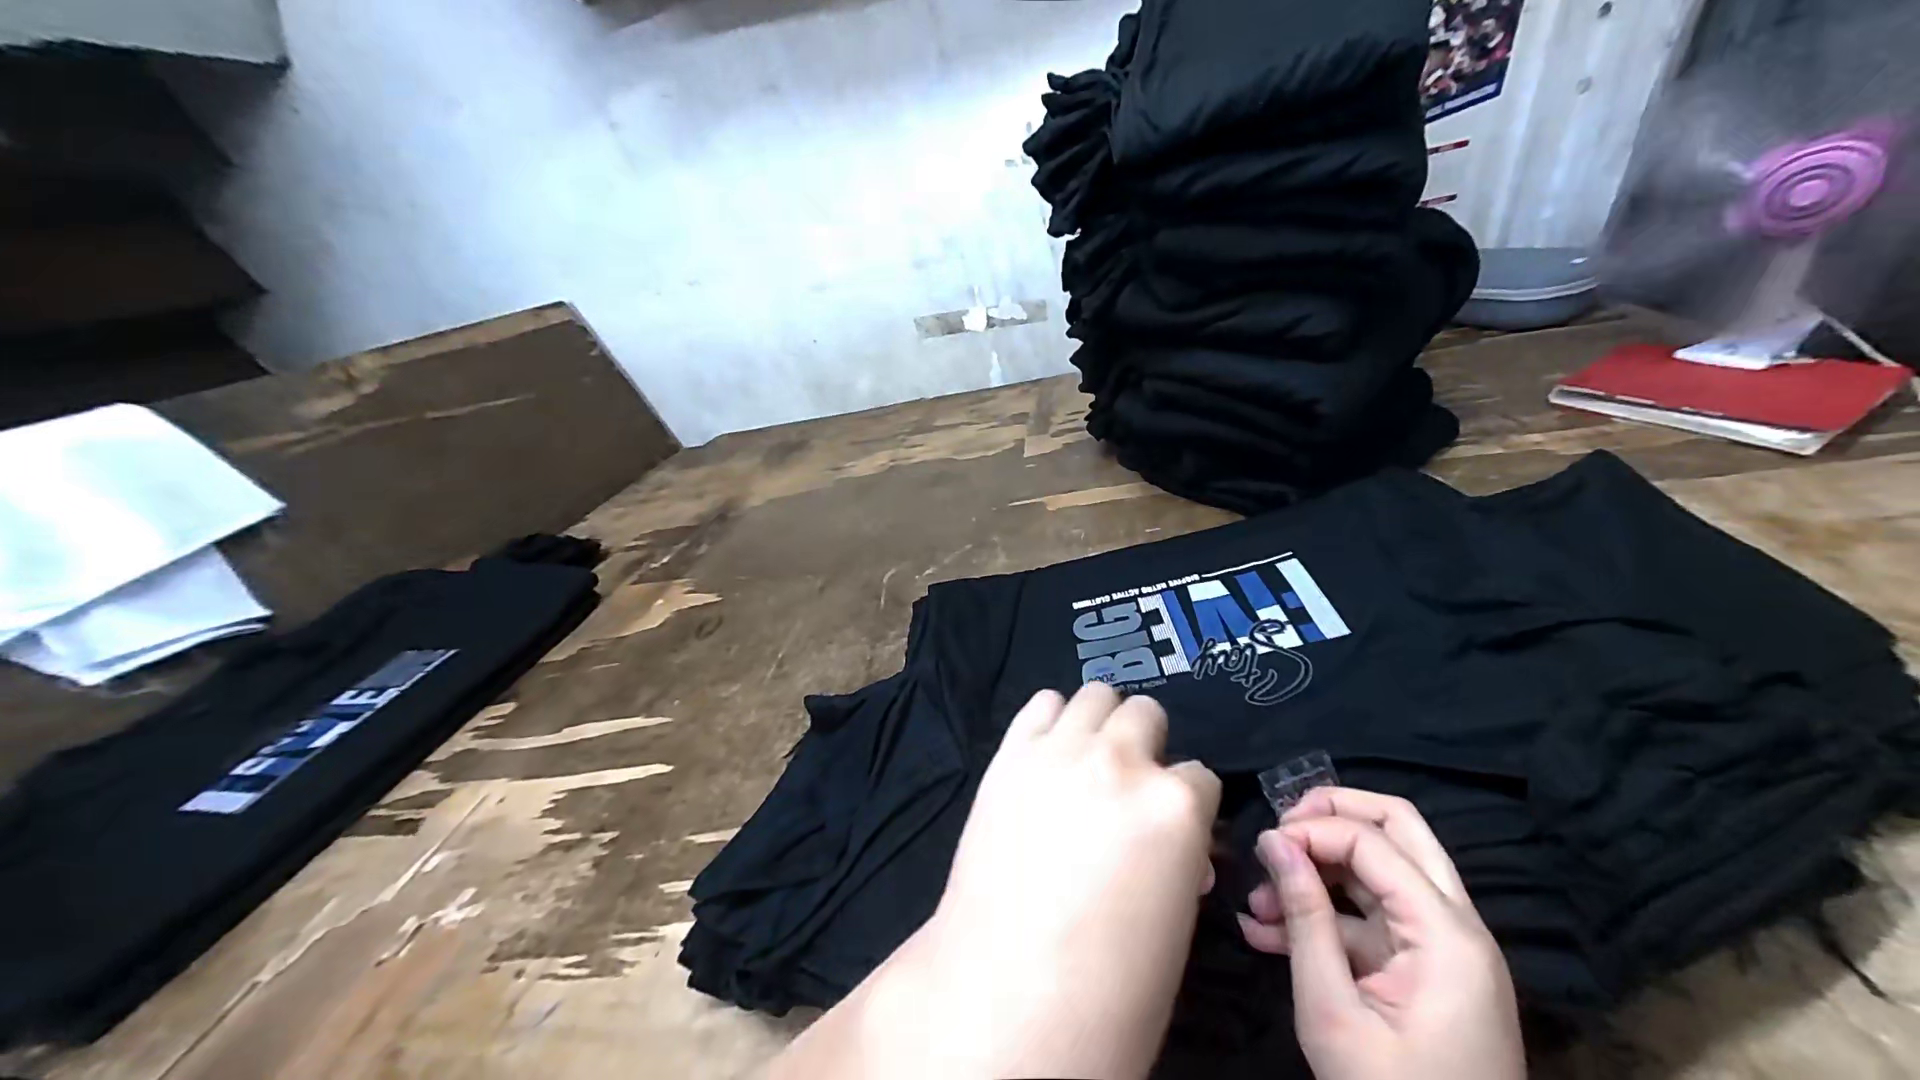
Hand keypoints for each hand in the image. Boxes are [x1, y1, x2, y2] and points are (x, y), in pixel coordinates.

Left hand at [774, 684, 1220, 1079]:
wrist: (1007, 991)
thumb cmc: (1111, 983)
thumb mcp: (1177, 918)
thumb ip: (1181, 856)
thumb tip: (1179, 844)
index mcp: (1176, 805)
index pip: (1202, 775)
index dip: (1190, 804)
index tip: (1174, 826)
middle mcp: (1120, 761)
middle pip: (1147, 714)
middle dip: (1148, 748)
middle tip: (1129, 787)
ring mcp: (1060, 750)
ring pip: (1096, 695)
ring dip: (1102, 723)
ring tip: (1089, 761)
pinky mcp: (1010, 753)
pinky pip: (1041, 704)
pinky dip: (1054, 721)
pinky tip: (1052, 753)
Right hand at [1237, 787, 1524, 1079]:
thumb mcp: (1332, 1009)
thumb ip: (1305, 917)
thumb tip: (1273, 841)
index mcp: (1445, 933)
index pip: (1373, 840)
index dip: (1312, 830)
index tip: (1262, 849)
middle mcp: (1455, 924)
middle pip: (1397, 827)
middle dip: (1330, 816)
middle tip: (1280, 829)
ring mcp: (1442, 945)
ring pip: (1379, 868)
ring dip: (1318, 872)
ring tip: (1258, 904)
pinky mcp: (1424, 967)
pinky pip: (1369, 917)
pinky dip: (1323, 914)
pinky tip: (1268, 933)